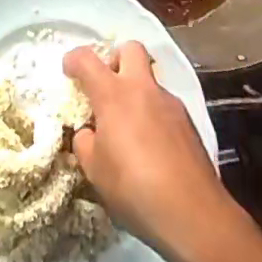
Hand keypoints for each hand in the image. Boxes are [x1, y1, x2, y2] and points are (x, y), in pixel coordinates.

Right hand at [64, 42, 261, 261]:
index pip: (88, 60)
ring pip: (150, 79)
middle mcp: (143, 88)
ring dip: (137, 91)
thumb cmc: (133, 188)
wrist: (192, 212)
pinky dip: (153, 114)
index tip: (69, 69)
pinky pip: (165, 105)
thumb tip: (89, 131)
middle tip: (108, 86)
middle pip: (130, 49)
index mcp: (114, 94)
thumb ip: (85, 142)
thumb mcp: (94, 170)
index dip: (74, 59)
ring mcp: (170, 102)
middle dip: (116, 59)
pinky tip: (152, 147)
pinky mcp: (189, 122)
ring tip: (130, 128)